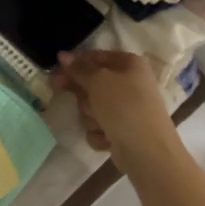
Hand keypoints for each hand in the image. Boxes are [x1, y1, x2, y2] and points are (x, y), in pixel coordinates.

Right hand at [51, 50, 174, 152]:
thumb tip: (63, 55)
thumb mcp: (99, 81)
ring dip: (90, 116)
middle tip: (59, 88)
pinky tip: (108, 138)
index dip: (76, 62)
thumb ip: (79, 68)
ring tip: (101, 123)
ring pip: (92, 107)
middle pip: (92, 83)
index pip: (97, 57)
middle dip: (82, 93)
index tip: (57, 69)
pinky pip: (98, 127)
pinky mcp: (120, 131)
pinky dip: (99, 133)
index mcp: (129, 65)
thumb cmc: (124, 106)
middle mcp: (129, 84)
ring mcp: (124, 110)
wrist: (146, 149)